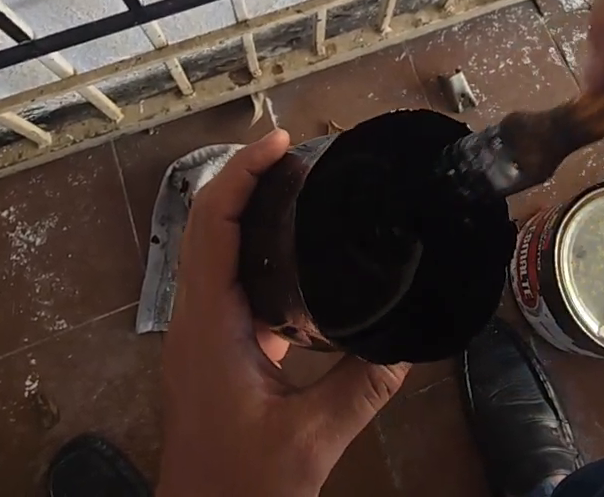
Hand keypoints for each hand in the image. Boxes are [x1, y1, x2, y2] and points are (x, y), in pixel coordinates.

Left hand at [157, 129, 410, 496]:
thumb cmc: (240, 487)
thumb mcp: (309, 440)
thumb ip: (362, 388)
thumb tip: (408, 339)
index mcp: (208, 322)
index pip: (213, 223)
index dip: (243, 173)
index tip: (282, 142)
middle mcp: (195, 314)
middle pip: (206, 221)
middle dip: (245, 176)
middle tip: (296, 153)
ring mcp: (199, 329)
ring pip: (212, 245)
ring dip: (245, 205)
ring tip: (297, 183)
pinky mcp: (213, 344)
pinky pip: (228, 274)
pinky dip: (253, 244)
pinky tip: (295, 248)